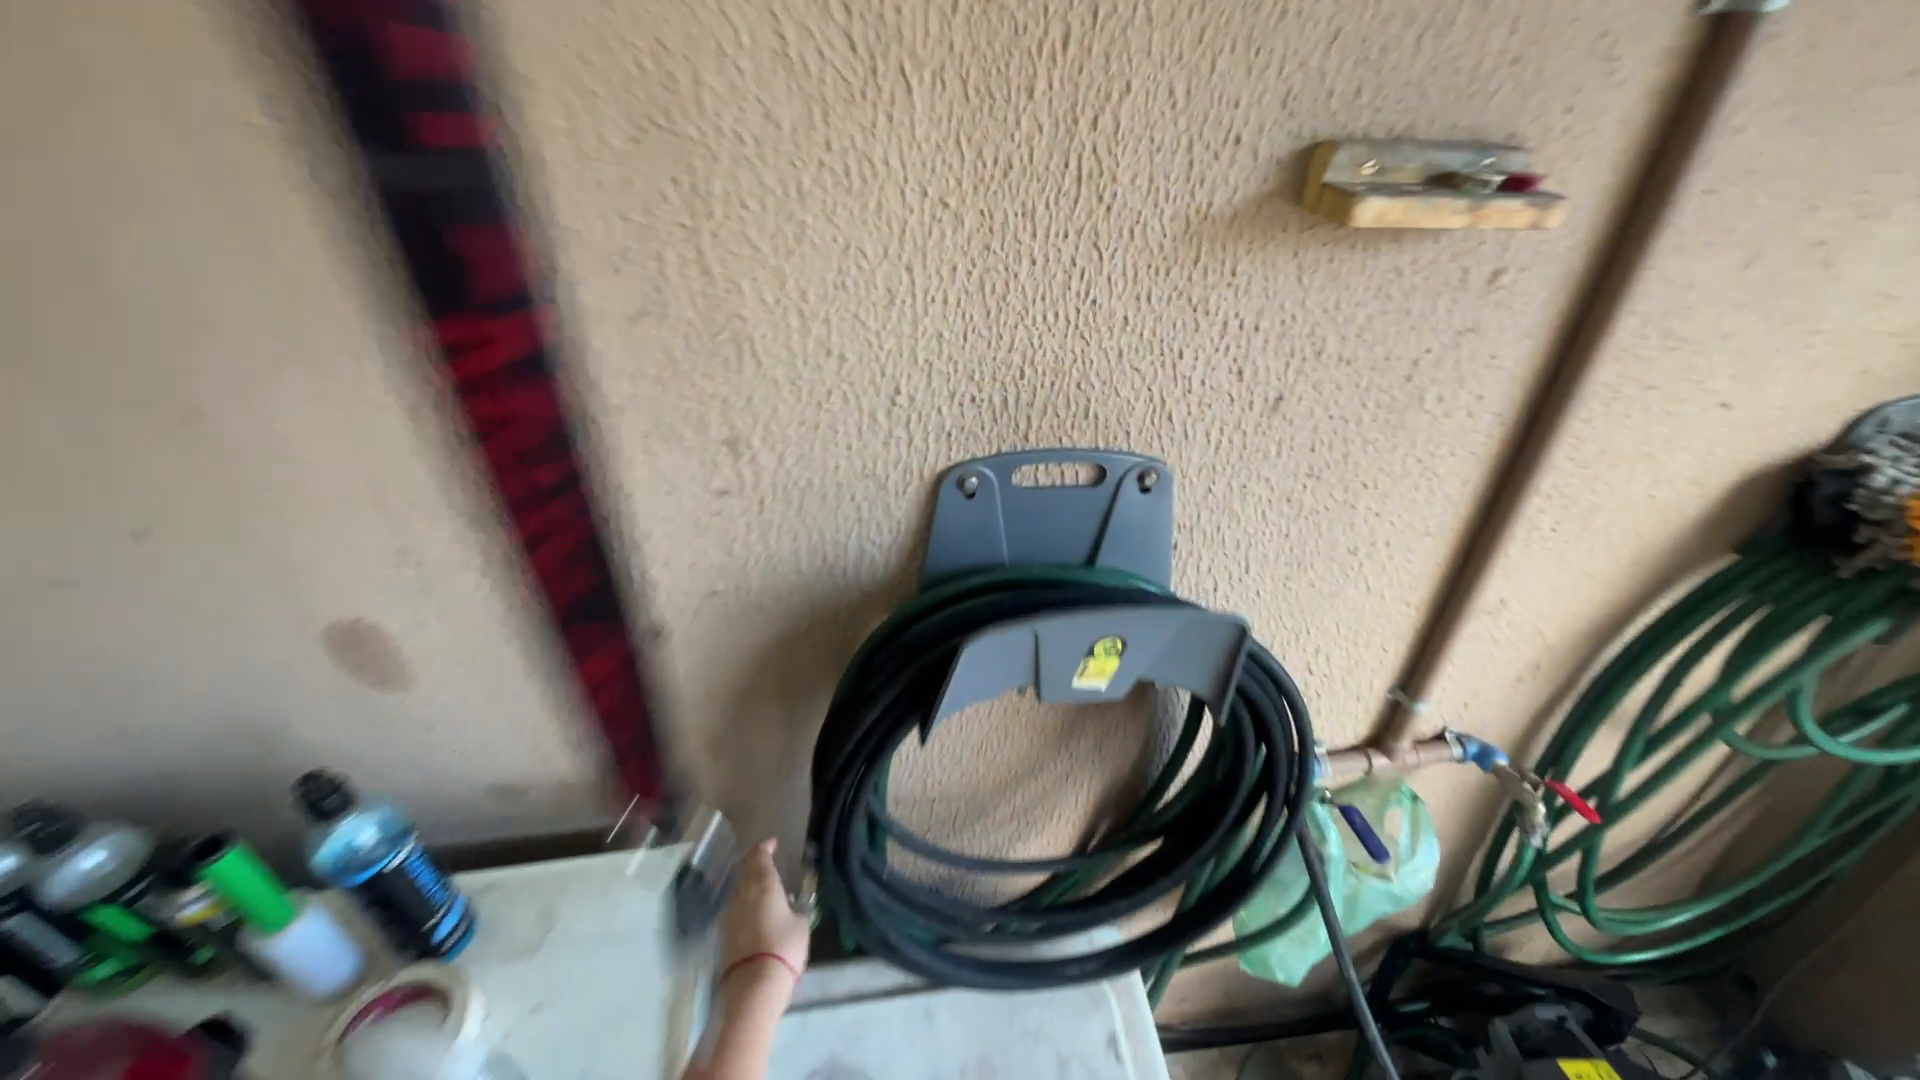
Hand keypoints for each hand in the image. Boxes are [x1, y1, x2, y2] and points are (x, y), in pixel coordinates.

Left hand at [719, 838, 809, 988]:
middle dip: (755, 864)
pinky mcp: (723, 934)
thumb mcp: (801, 925)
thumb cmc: (784, 948)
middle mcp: (742, 894)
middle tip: (767, 863)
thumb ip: (795, 909)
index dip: (765, 846)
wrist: (753, 985)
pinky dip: (745, 905)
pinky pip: (735, 910)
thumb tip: (789, 905)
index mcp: (763, 884)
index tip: (772, 843)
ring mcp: (729, 914)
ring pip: (738, 891)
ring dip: (749, 885)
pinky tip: (755, 914)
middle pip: (745, 870)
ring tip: (765, 891)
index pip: (759, 855)